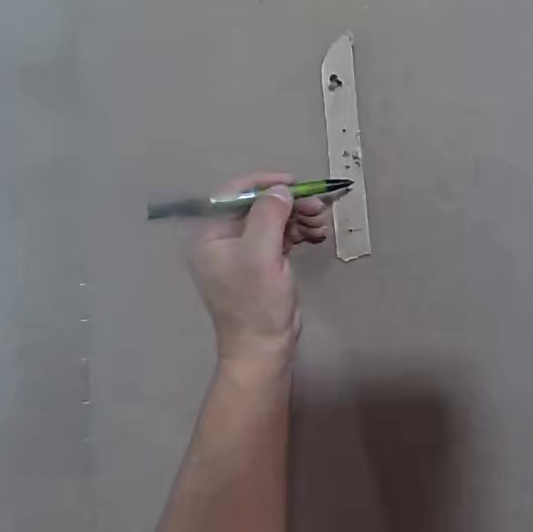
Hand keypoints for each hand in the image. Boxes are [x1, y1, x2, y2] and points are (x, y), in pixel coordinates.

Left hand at [187, 172, 330, 368]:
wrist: (264, 348)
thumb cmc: (256, 303)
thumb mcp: (260, 255)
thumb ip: (268, 215)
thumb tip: (281, 190)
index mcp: (210, 236)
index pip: (234, 195)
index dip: (264, 184)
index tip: (293, 183)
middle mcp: (224, 240)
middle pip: (258, 207)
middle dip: (289, 204)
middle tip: (318, 206)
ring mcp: (245, 253)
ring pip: (273, 221)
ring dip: (299, 218)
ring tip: (322, 224)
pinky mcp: (263, 264)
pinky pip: (281, 237)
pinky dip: (299, 233)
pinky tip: (318, 235)